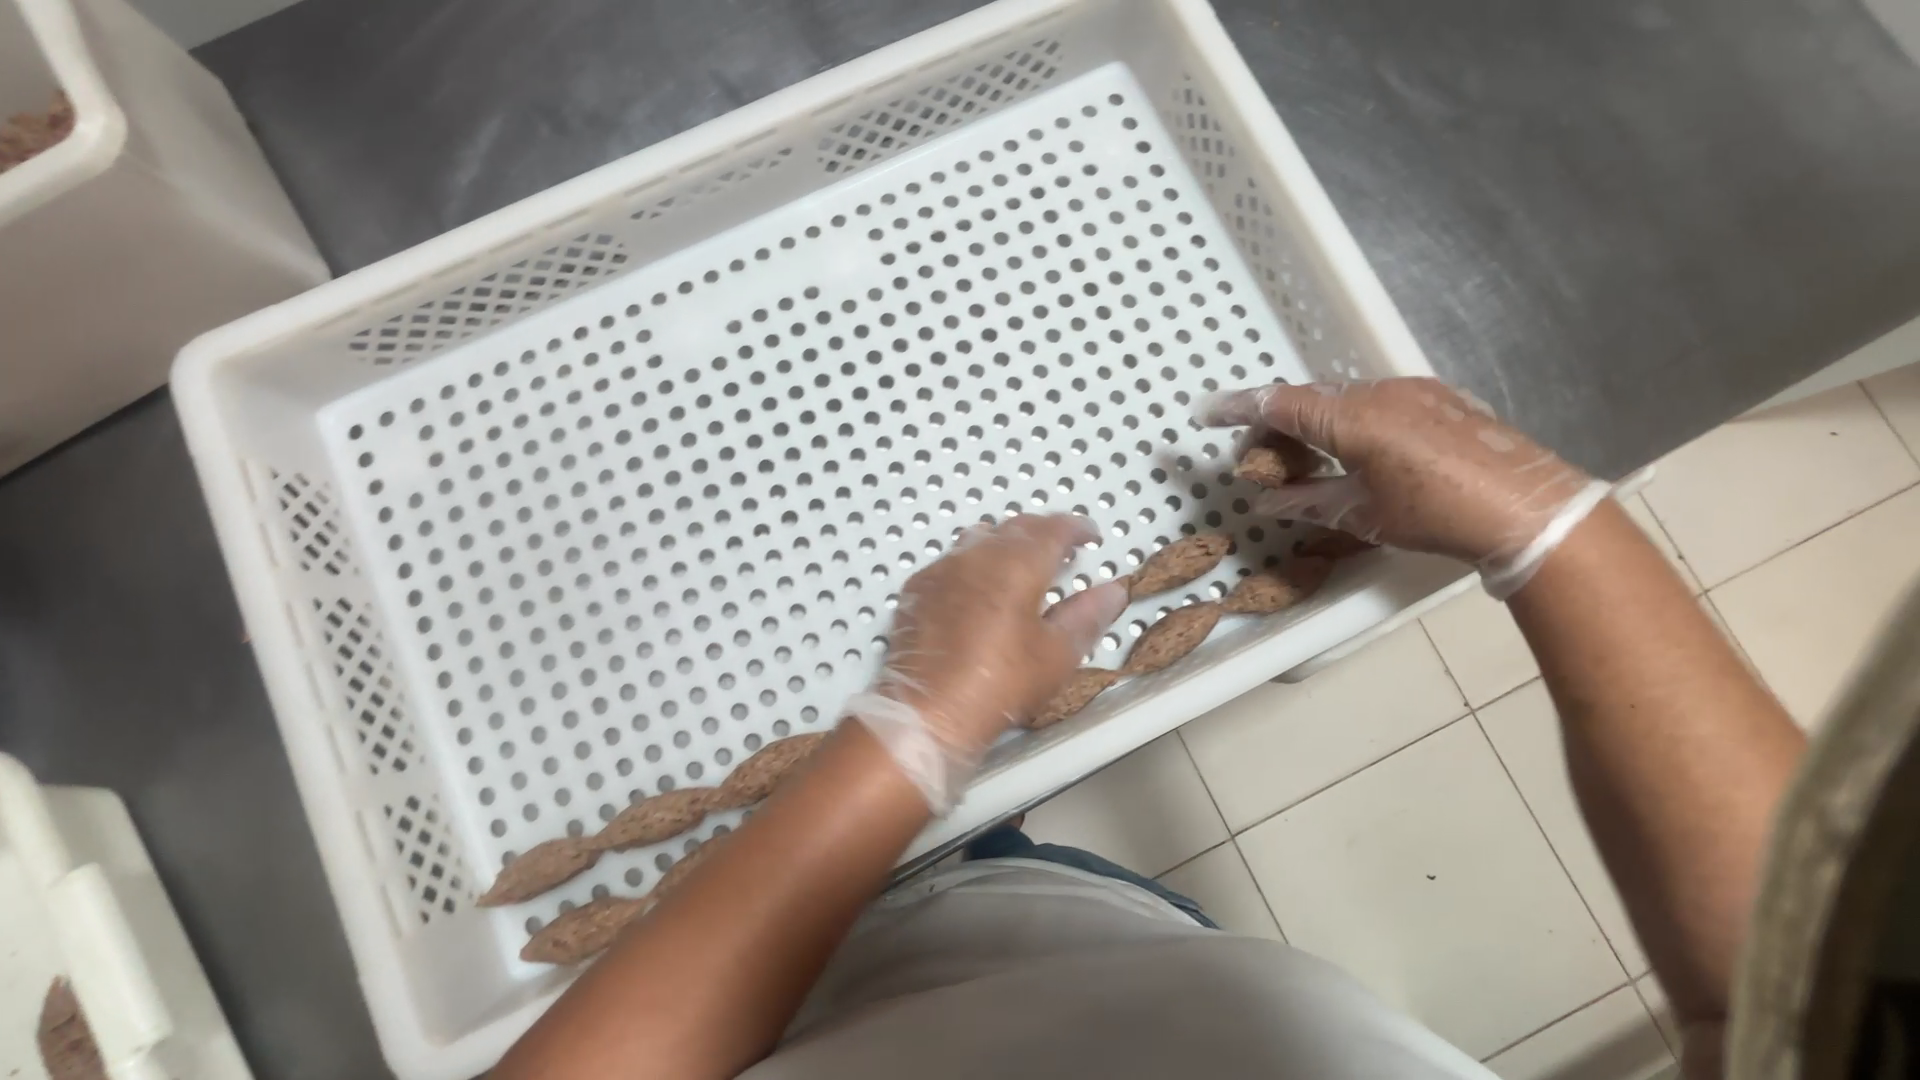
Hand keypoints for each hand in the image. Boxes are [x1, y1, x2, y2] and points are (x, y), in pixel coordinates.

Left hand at [848, 514, 1128, 810]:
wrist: (927, 711)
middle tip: (1060, 553)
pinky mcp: (916, 590)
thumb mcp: (1057, 655)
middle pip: (1015, 528)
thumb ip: (1087, 616)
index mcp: (1017, 563)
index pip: (1053, 528)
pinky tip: (977, 590)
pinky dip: (972, 566)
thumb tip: (1113, 591)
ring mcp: (941, 569)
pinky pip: (950, 563)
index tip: (1089, 536)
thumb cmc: (999, 683)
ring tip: (1020, 568)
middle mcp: (977, 555)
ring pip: (979, 539)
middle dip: (1041, 534)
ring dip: (1004, 545)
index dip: (1076, 528)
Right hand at [1201, 378, 1611, 597]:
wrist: (1530, 510)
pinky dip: (1349, 421)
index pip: (1280, 403)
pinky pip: (1376, 401)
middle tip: (1260, 457)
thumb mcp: (1363, 514)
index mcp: (1354, 417)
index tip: (1206, 413)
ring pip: (1344, 398)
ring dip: (1315, 422)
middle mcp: (1380, 391)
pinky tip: (1355, 451)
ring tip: (1305, 458)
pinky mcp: (1439, 398)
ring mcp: (1414, 390)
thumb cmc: (1437, 514)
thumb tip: (1265, 500)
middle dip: (1277, 423)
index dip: (1238, 407)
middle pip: (1310, 397)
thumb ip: (1307, 501)